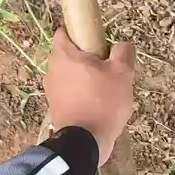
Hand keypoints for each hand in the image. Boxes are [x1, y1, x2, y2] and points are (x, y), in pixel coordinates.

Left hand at [45, 28, 134, 163]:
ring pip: (70, 75)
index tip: (98, 42)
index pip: (64, 31)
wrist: (85, 143)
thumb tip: (122, 46)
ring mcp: (51, 90)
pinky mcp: (55, 108)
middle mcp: (51, 70)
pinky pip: (70, 93)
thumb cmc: (103, 102)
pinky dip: (81, 95)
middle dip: (87, 59)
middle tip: (108, 69)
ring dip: (85, 79)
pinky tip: (98, 105)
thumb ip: (123, 53)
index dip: (81, 31)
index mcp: (63, 55)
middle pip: (69, 55)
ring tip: (105, 91)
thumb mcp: (122, 73)